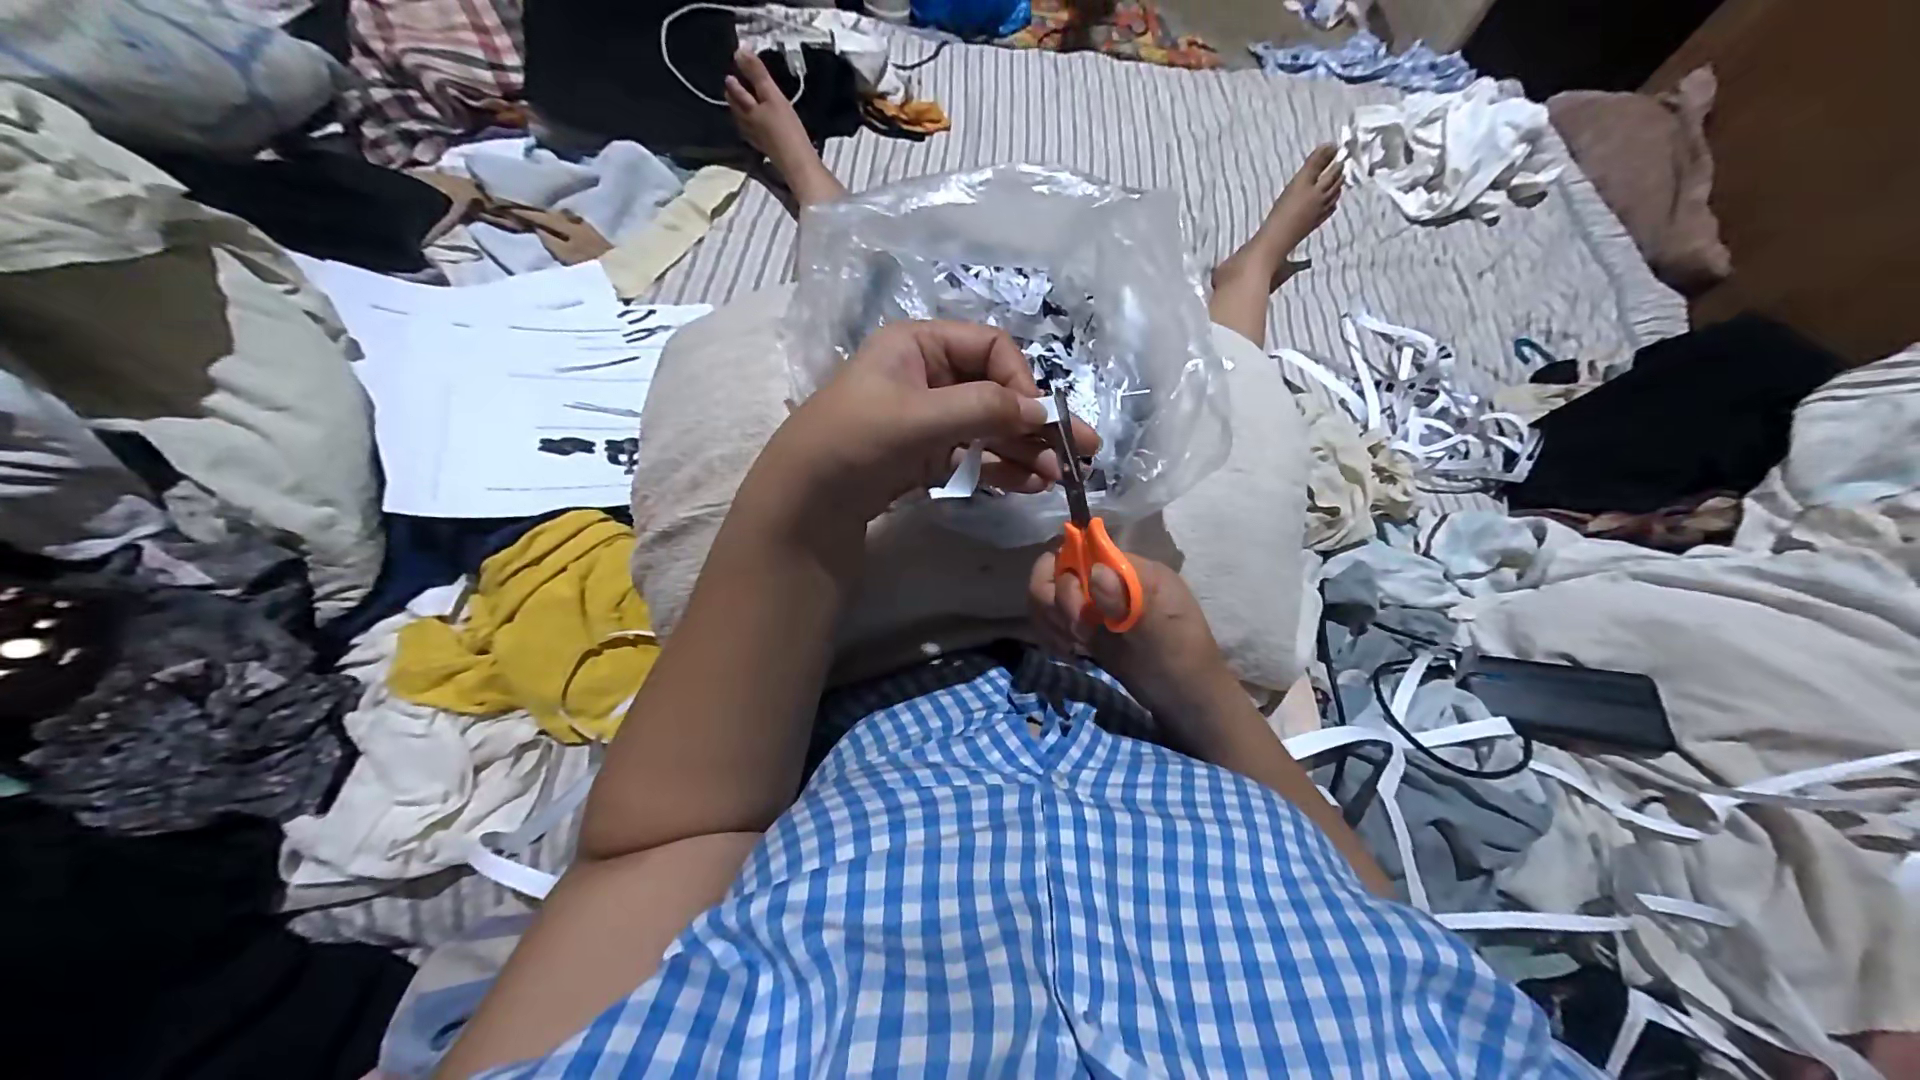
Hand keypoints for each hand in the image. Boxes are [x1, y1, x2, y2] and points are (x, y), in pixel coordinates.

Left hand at [751, 320, 1099, 529]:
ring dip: (1026, 450)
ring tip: (1062, 476)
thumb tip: (1043, 412)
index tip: (1038, 418)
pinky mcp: (927, 458)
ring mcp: (929, 421)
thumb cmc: (853, 440)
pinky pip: (975, 457)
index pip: (990, 349)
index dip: (1019, 381)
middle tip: (1082, 451)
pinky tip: (1032, 484)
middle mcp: (928, 377)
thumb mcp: (918, 417)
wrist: (803, 503)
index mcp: (918, 345)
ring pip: (990, 428)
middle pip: (996, 391)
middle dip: (1036, 421)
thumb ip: (983, 409)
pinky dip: (1003, 469)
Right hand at [1028, 549, 1243, 737]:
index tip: (1079, 620)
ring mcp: (1099, 601)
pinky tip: (1069, 651)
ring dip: (1051, 619)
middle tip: (1075, 636)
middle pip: (1059, 568)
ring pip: (1050, 592)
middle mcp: (1114, 578)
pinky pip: (1054, 615)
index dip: (1070, 582)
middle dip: (1056, 603)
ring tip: (1072, 646)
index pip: (1083, 553)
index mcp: (1136, 571)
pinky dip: (1052, 632)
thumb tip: (1096, 572)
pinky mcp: (1089, 624)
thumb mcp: (1162, 637)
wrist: (1188, 706)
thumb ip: (1129, 603)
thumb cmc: (1183, 668)